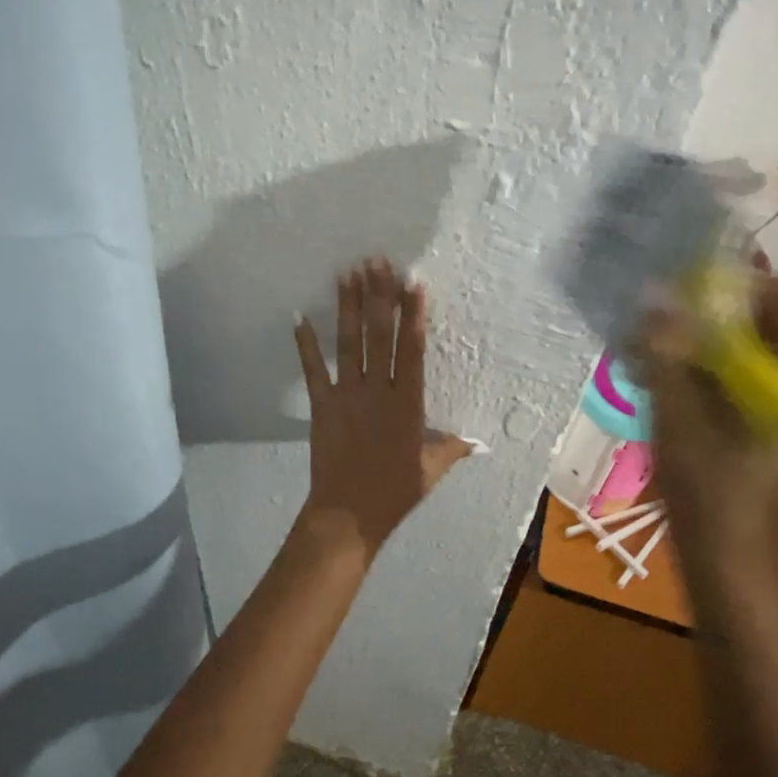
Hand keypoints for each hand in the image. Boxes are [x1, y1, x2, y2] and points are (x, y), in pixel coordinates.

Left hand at [291, 258, 472, 553]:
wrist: (349, 515)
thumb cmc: (395, 493)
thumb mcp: (430, 470)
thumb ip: (451, 449)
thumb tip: (477, 442)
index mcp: (408, 403)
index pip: (412, 348)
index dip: (413, 313)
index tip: (413, 282)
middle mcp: (379, 391)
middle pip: (380, 335)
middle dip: (379, 295)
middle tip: (378, 261)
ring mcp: (347, 396)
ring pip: (349, 343)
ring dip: (349, 307)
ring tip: (349, 273)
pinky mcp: (321, 406)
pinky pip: (313, 370)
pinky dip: (305, 344)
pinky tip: (300, 316)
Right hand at [632, 274, 777, 564]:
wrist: (728, 553)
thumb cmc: (706, 488)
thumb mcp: (675, 413)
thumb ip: (667, 349)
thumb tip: (656, 292)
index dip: (767, 285)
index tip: (713, 305)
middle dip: (737, 310)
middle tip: (686, 330)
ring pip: (777, 340)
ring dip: (727, 336)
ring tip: (678, 360)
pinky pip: (765, 367)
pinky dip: (727, 363)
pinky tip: (688, 388)